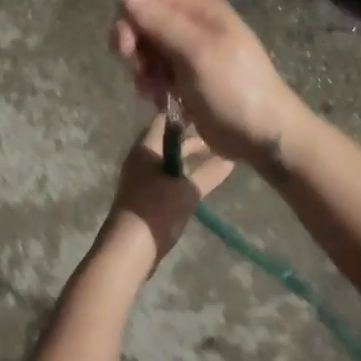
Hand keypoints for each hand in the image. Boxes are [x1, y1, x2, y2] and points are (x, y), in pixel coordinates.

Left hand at [100, 115, 233, 270]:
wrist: (128, 249)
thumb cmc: (156, 210)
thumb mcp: (188, 190)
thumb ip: (210, 172)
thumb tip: (232, 157)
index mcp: (145, 147)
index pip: (166, 119)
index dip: (187, 113)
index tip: (210, 110)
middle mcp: (140, 158)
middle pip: (168, 140)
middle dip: (193, 139)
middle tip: (221, 136)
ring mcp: (139, 178)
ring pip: (168, 160)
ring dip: (189, 159)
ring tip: (216, 158)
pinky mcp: (143, 197)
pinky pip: (165, 177)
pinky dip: (182, 175)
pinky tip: (199, 183)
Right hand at [111, 0, 310, 170]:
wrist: (263, 136)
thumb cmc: (234, 88)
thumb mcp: (196, 51)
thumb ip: (160, 21)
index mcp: (201, 9)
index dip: (133, 13)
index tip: (127, 43)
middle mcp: (193, 25)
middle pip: (145, 21)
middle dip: (135, 44)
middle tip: (138, 68)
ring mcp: (189, 54)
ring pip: (147, 49)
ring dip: (143, 68)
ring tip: (155, 89)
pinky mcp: (185, 80)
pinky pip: (156, 72)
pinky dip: (152, 84)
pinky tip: (160, 99)